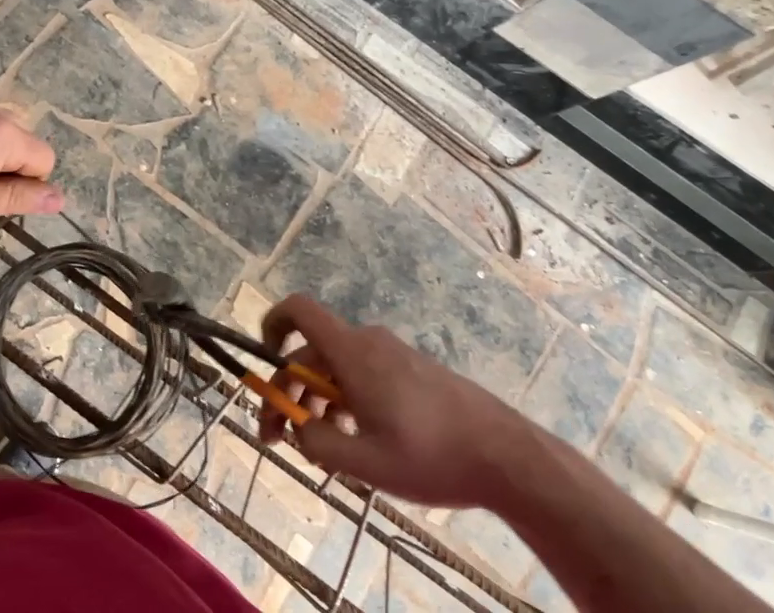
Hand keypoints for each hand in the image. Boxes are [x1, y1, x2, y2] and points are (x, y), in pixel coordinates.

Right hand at [256, 295, 540, 509]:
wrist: (510, 459)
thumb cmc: (432, 456)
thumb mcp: (363, 462)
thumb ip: (316, 442)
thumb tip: (298, 428)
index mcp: (351, 353)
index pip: (298, 310)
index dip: (271, 324)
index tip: (263, 360)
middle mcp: (369, 343)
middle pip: (310, 354)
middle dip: (288, 394)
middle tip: (277, 440)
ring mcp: (394, 356)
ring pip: (336, 370)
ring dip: (317, 404)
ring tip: (324, 452)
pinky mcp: (413, 373)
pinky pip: (363, 377)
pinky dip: (346, 403)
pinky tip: (359, 444)